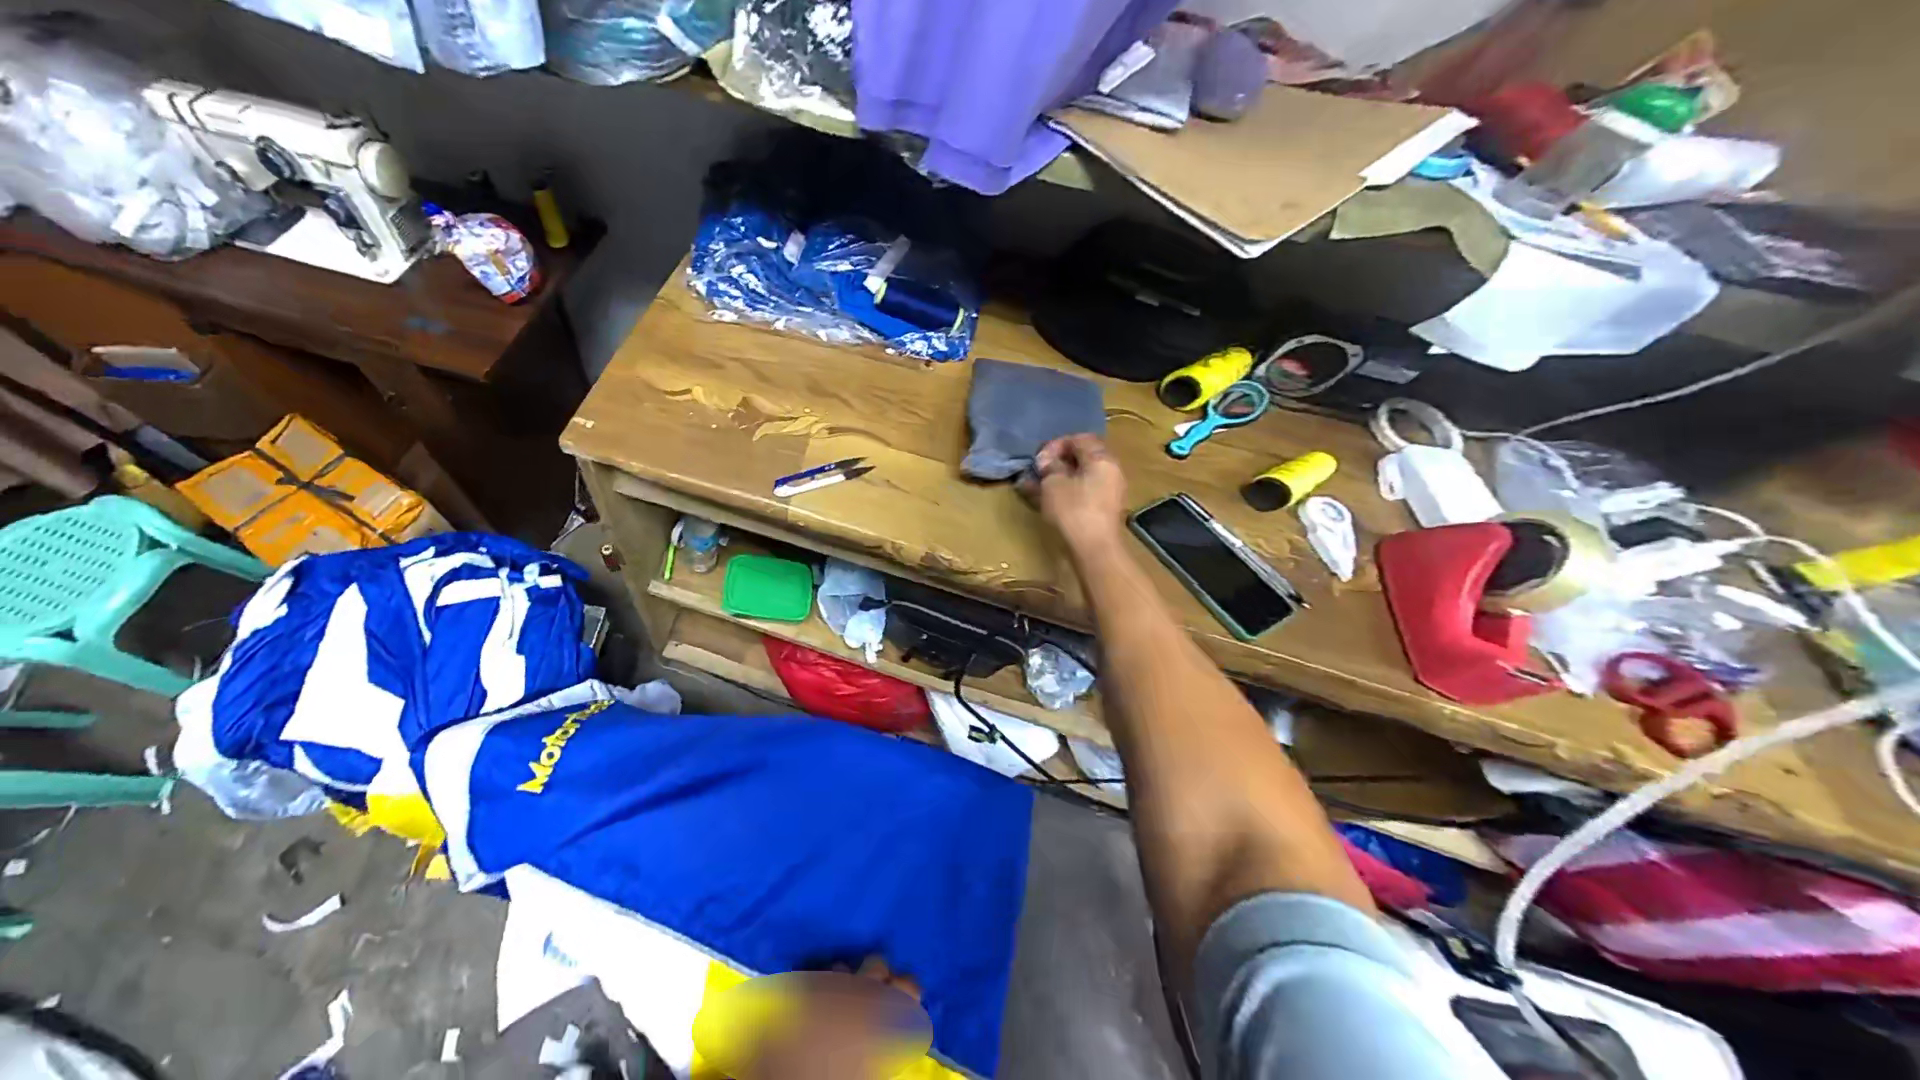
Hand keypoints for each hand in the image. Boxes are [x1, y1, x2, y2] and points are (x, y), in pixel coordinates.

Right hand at [1029, 434, 1127, 553]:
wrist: (1094, 550)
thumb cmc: (1073, 511)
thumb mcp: (1054, 484)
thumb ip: (1049, 467)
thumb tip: (1047, 461)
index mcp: (1102, 458)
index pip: (1079, 439)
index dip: (1056, 444)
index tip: (1039, 459)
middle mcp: (1111, 471)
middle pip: (1083, 457)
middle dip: (1058, 461)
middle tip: (1038, 471)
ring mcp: (1110, 491)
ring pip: (1082, 476)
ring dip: (1060, 478)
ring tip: (1039, 486)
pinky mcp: (1104, 509)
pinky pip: (1084, 492)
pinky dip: (1067, 491)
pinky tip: (1049, 499)